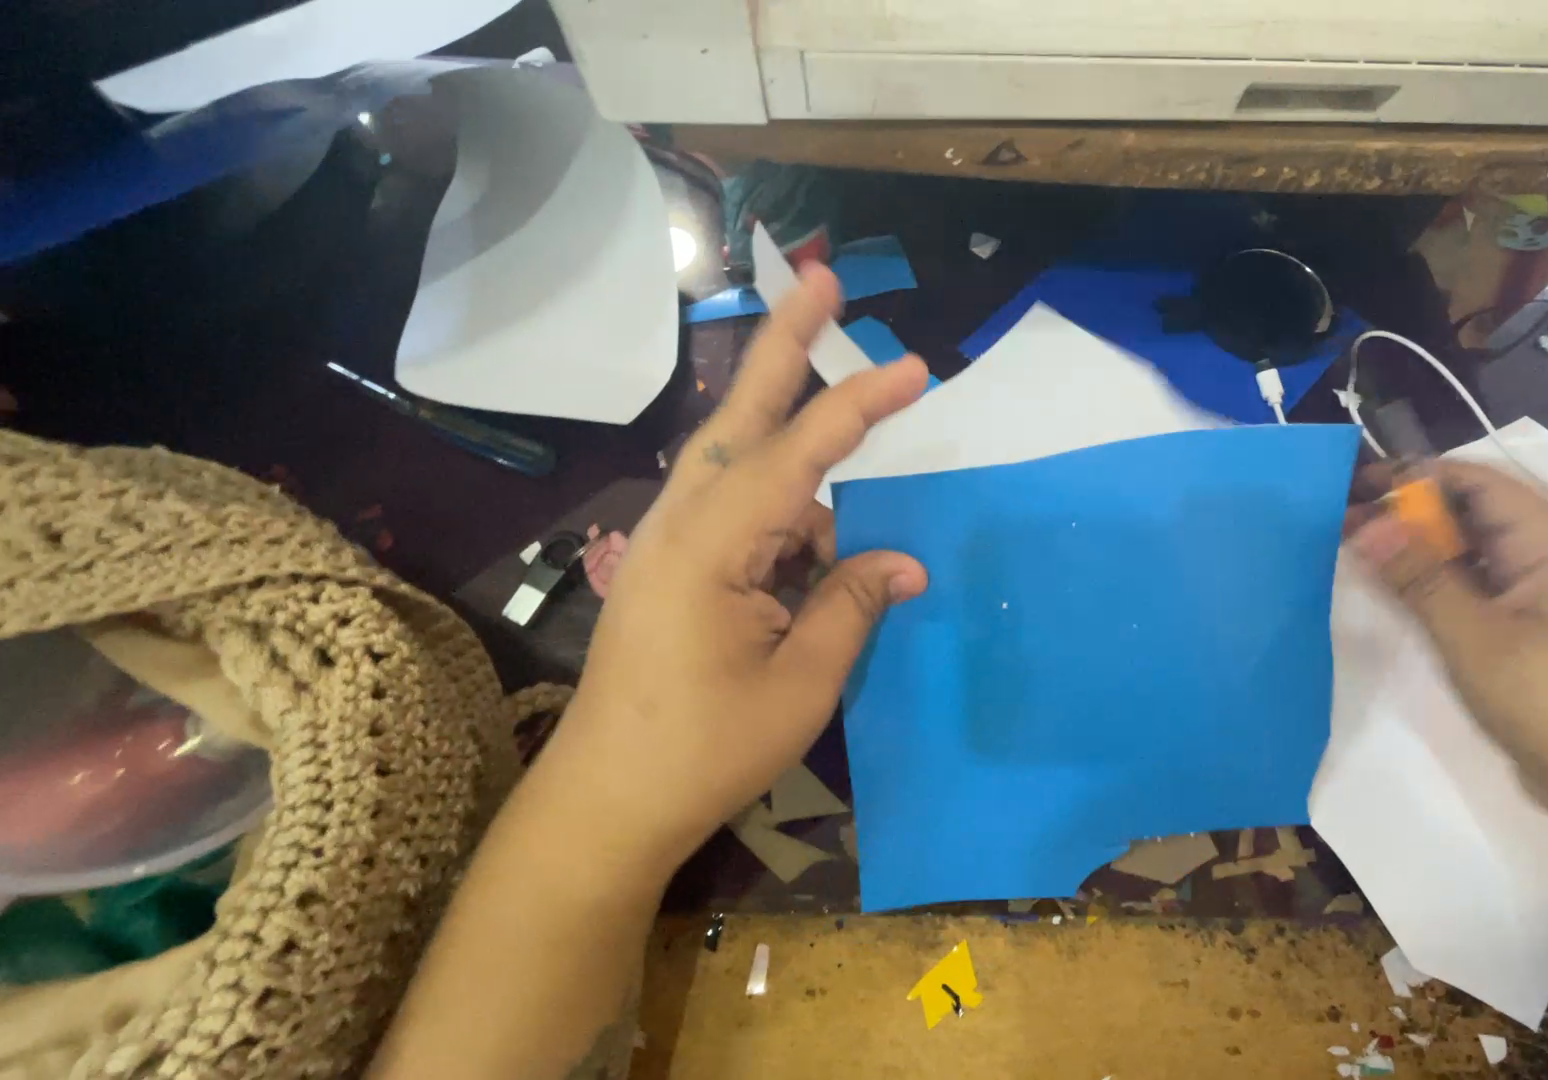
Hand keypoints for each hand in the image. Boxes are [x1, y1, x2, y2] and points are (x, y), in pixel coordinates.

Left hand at [550, 265, 929, 868]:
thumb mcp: (802, 682)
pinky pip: (741, 516)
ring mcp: (669, 541)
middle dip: (787, 344)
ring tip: (839, 520)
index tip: (918, 370)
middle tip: (821, 279)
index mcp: (712, 545)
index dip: (861, 406)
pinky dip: (787, 524)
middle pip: (742, 414)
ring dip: (800, 463)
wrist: (606, 804)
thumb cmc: (706, 750)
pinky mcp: (672, 566)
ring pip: (743, 467)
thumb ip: (854, 605)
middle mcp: (682, 522)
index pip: (801, 453)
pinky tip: (813, 570)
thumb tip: (907, 562)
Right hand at [1349, 461, 1547, 812]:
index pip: (1479, 480)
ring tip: (1375, 565)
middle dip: (1415, 514)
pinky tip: (1425, 609)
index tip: (1352, 490)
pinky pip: (1502, 592)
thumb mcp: (1477, 641)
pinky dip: (1456, 588)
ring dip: (1432, 553)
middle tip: (1351, 531)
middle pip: (1485, 513)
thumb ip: (1420, 577)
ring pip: (1491, 555)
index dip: (1412, 476)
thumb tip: (1367, 520)